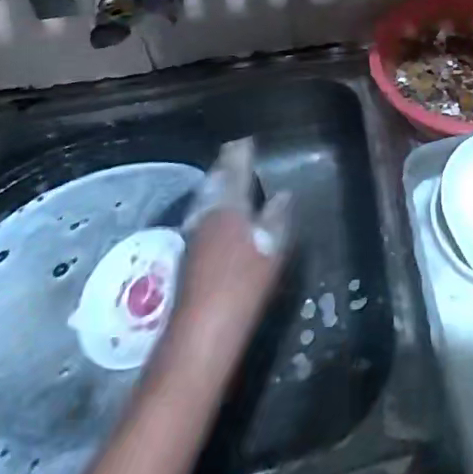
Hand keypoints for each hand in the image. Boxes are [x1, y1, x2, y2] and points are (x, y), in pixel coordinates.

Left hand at [169, 138, 291, 351]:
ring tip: (226, 174)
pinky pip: (203, 215)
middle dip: (224, 167)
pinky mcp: (189, 256)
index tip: (244, 140)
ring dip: (216, 185)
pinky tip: (220, 211)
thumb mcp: (272, 249)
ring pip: (206, 200)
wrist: (201, 333)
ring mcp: (193, 237)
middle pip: (213, 185)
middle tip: (233, 152)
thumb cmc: (242, 286)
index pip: (233, 173)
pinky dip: (213, 204)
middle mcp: (205, 217)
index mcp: (228, 210)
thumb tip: (282, 195)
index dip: (239, 155)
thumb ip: (277, 219)